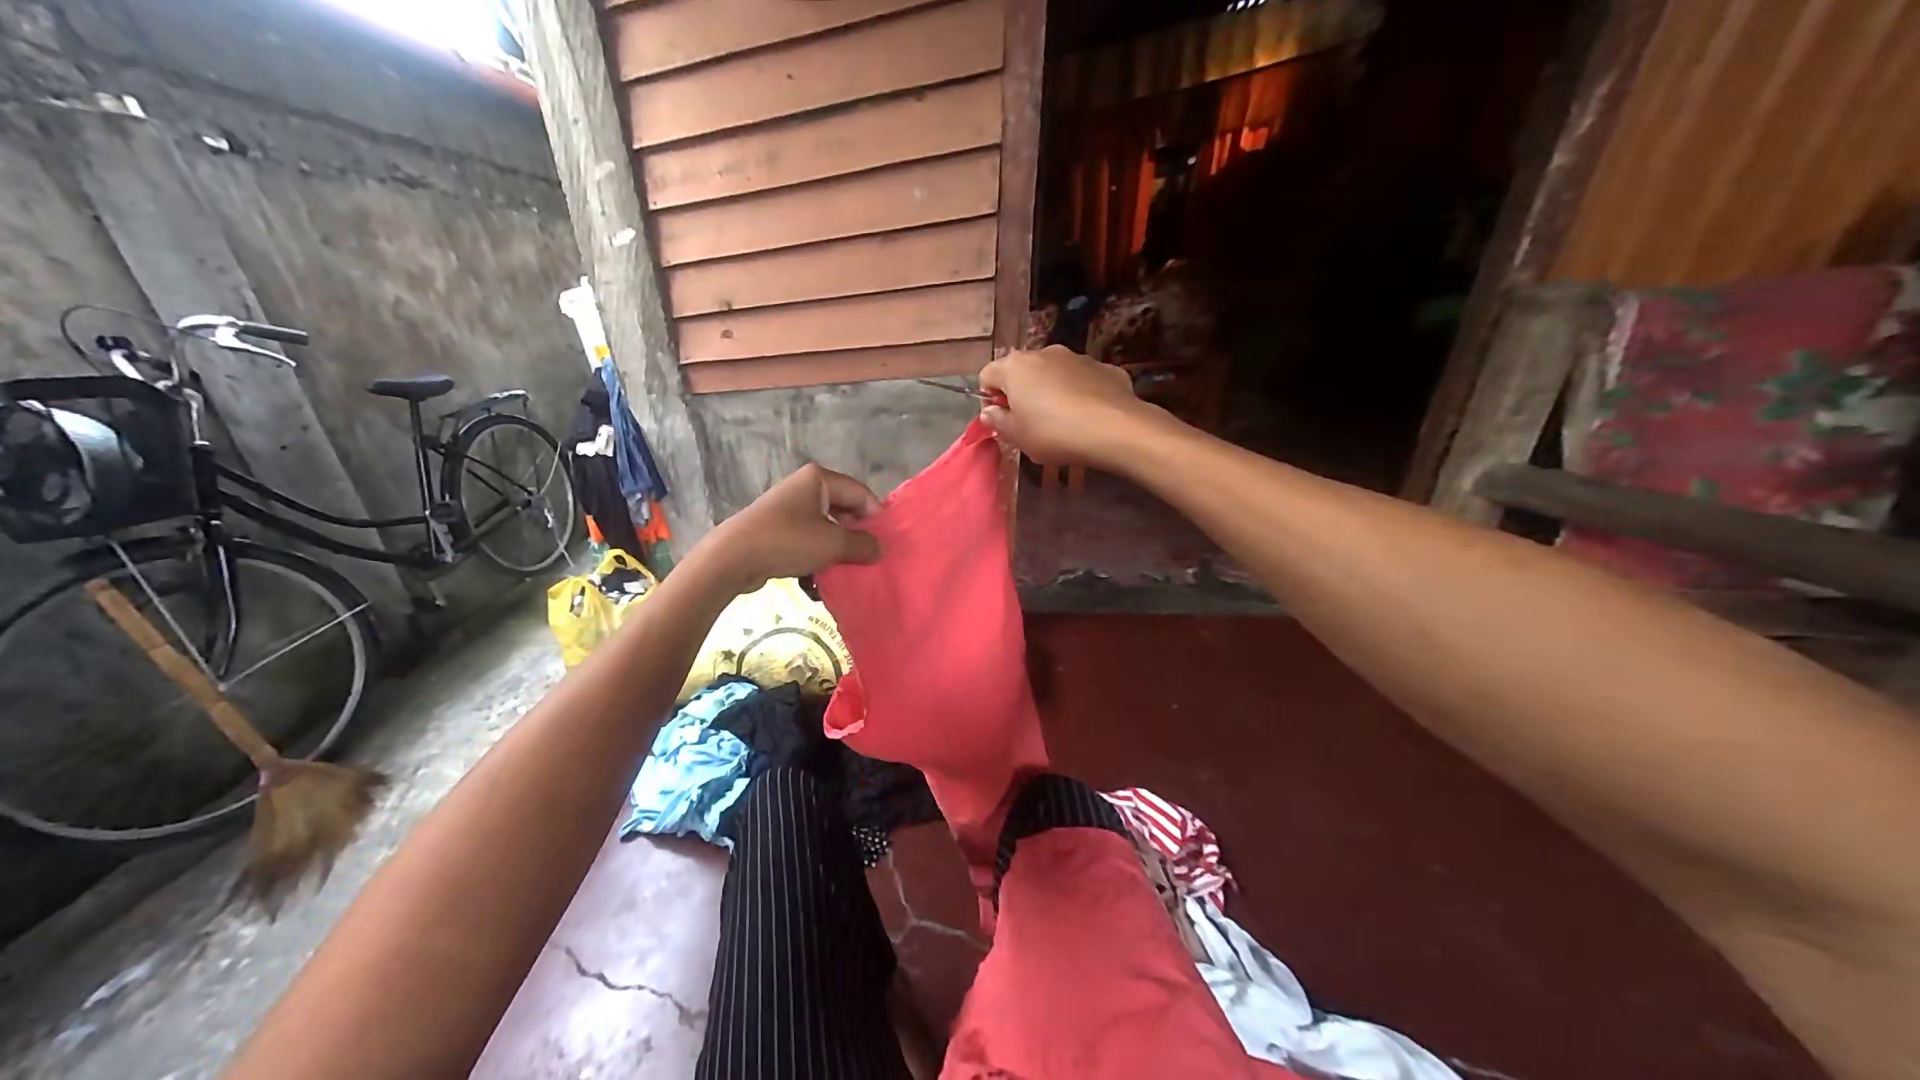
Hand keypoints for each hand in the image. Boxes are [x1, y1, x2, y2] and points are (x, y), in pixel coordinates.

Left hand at [699, 464, 882, 592]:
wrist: (732, 558)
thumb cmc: (788, 541)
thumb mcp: (833, 543)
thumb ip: (863, 545)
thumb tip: (880, 548)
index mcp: (819, 479)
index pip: (861, 494)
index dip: (875, 518)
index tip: (882, 544)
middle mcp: (804, 488)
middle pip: (843, 512)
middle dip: (854, 539)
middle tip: (865, 561)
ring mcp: (789, 510)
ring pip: (825, 531)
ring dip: (834, 555)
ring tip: (841, 576)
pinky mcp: (777, 531)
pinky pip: (807, 543)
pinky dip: (814, 561)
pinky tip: (815, 585)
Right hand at [977, 345, 1158, 467]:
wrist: (1114, 428)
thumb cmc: (1054, 433)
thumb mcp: (1018, 437)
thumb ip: (999, 421)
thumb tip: (989, 412)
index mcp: (1015, 367)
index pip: (988, 375)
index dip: (990, 398)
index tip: (1001, 420)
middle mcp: (1044, 353)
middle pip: (1022, 371)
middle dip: (1022, 393)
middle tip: (1030, 423)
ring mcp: (1077, 357)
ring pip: (1054, 373)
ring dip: (1051, 391)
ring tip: (1062, 422)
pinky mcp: (1105, 367)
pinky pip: (1083, 380)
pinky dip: (1080, 393)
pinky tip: (1089, 416)